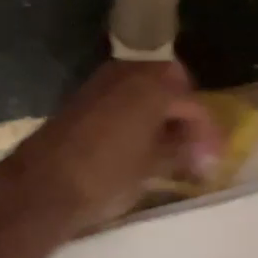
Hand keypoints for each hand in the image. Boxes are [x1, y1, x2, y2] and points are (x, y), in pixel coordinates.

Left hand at [0, 61, 219, 231]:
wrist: (42, 186)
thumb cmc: (106, 175)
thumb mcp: (153, 166)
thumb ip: (181, 152)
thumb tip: (199, 152)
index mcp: (154, 83)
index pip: (194, 103)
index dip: (208, 134)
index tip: (214, 160)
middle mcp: (129, 72)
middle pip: (170, 85)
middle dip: (184, 115)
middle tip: (193, 147)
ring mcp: (102, 82)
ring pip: (144, 90)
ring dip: (160, 114)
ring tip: (168, 149)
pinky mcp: (83, 99)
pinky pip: (123, 99)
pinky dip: (137, 116)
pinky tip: (140, 146)